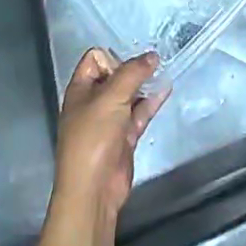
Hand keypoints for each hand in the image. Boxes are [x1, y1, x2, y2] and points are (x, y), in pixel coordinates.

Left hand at [25, 49, 168, 245]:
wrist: (93, 189)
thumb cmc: (93, 137)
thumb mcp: (111, 97)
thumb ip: (132, 74)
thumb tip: (152, 56)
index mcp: (80, 89)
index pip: (94, 59)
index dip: (113, 57)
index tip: (132, 64)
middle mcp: (93, 102)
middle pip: (114, 76)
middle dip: (133, 69)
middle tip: (154, 62)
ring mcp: (109, 121)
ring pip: (129, 95)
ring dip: (144, 84)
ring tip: (164, 71)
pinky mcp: (124, 138)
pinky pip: (139, 113)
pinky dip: (151, 101)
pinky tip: (165, 89)